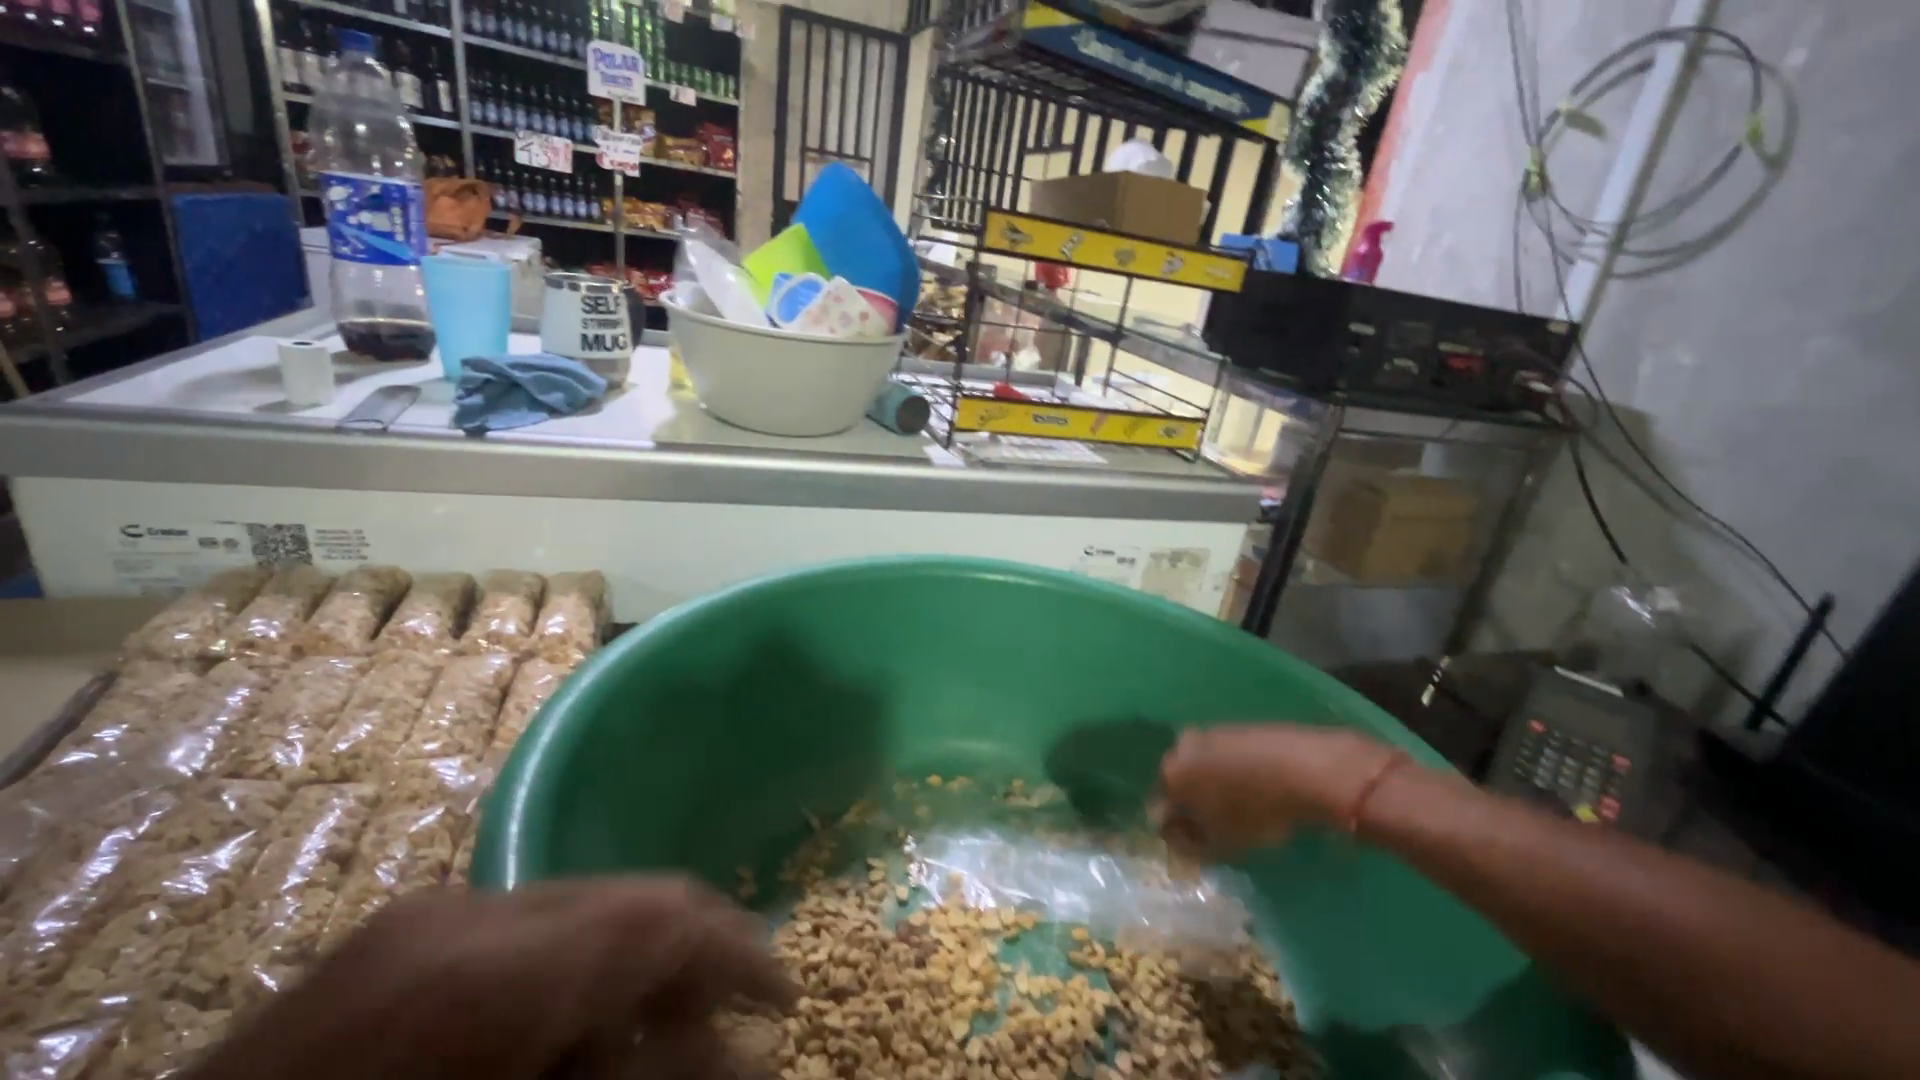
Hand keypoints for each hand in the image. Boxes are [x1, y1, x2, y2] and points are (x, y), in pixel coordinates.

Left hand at [188, 878, 795, 1079]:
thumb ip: (642, 1072)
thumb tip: (742, 1055)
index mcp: (486, 964)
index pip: (659, 912)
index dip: (739, 949)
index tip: (787, 999)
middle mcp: (463, 912)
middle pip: (628, 900)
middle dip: (693, 962)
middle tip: (727, 1031)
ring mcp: (425, 916)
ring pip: (583, 911)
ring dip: (636, 968)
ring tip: (656, 1038)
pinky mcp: (402, 936)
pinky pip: (527, 934)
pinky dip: (575, 978)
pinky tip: (573, 1036)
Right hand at [1158, 724, 1401, 857]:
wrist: (1307, 769)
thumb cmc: (1258, 813)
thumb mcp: (1220, 843)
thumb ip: (1188, 842)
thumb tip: (1175, 835)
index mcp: (1170, 774)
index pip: (1160, 807)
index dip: (1177, 829)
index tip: (1196, 842)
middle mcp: (1183, 747)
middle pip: (1180, 782)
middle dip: (1192, 803)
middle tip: (1218, 825)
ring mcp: (1212, 732)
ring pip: (1203, 767)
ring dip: (1214, 786)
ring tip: (1242, 807)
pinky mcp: (1240, 727)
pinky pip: (1227, 756)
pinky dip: (1235, 772)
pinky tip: (1258, 788)